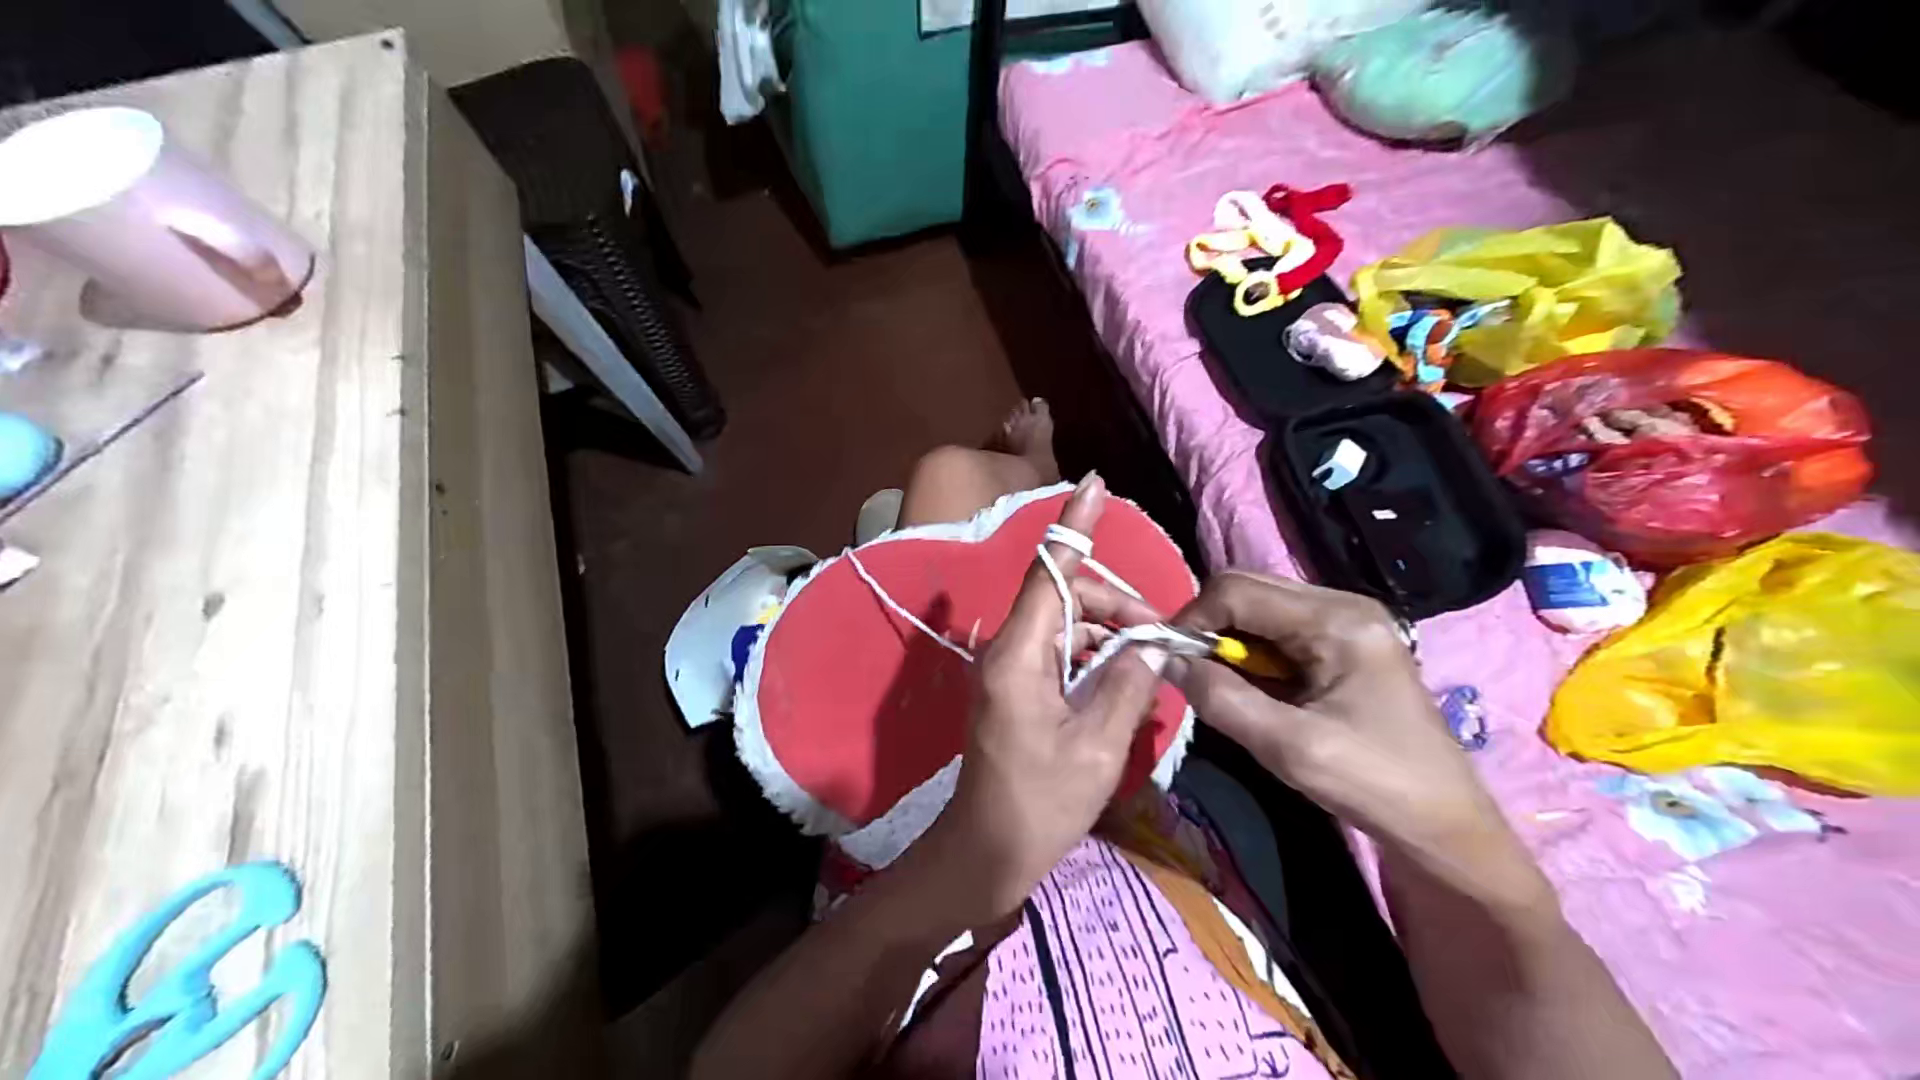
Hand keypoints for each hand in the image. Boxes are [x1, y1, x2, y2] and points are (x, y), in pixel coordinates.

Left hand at [914, 473, 1167, 922]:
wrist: (987, 849)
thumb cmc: (1040, 803)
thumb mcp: (1097, 745)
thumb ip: (1127, 684)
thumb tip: (1152, 645)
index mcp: (1019, 654)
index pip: (1047, 572)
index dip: (1072, 526)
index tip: (1094, 484)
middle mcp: (1007, 648)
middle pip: (1065, 596)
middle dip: (1116, 604)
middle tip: (1163, 638)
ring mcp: (1008, 666)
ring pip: (1065, 622)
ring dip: (1108, 631)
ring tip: (1151, 661)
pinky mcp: (1014, 685)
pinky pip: (1059, 650)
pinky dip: (1093, 655)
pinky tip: (1124, 678)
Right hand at [1171, 572, 1534, 890]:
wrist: (1442, 824)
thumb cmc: (1373, 785)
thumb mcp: (1288, 747)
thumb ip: (1221, 698)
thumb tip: (1167, 660)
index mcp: (1337, 619)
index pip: (1236, 590)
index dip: (1193, 620)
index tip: (1172, 662)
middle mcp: (1341, 603)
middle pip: (1245, 588)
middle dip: (1208, 626)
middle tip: (1195, 674)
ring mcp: (1344, 619)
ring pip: (1255, 606)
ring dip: (1227, 641)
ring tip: (1225, 686)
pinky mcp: (1341, 639)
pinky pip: (1273, 627)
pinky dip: (1249, 652)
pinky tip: (1256, 687)